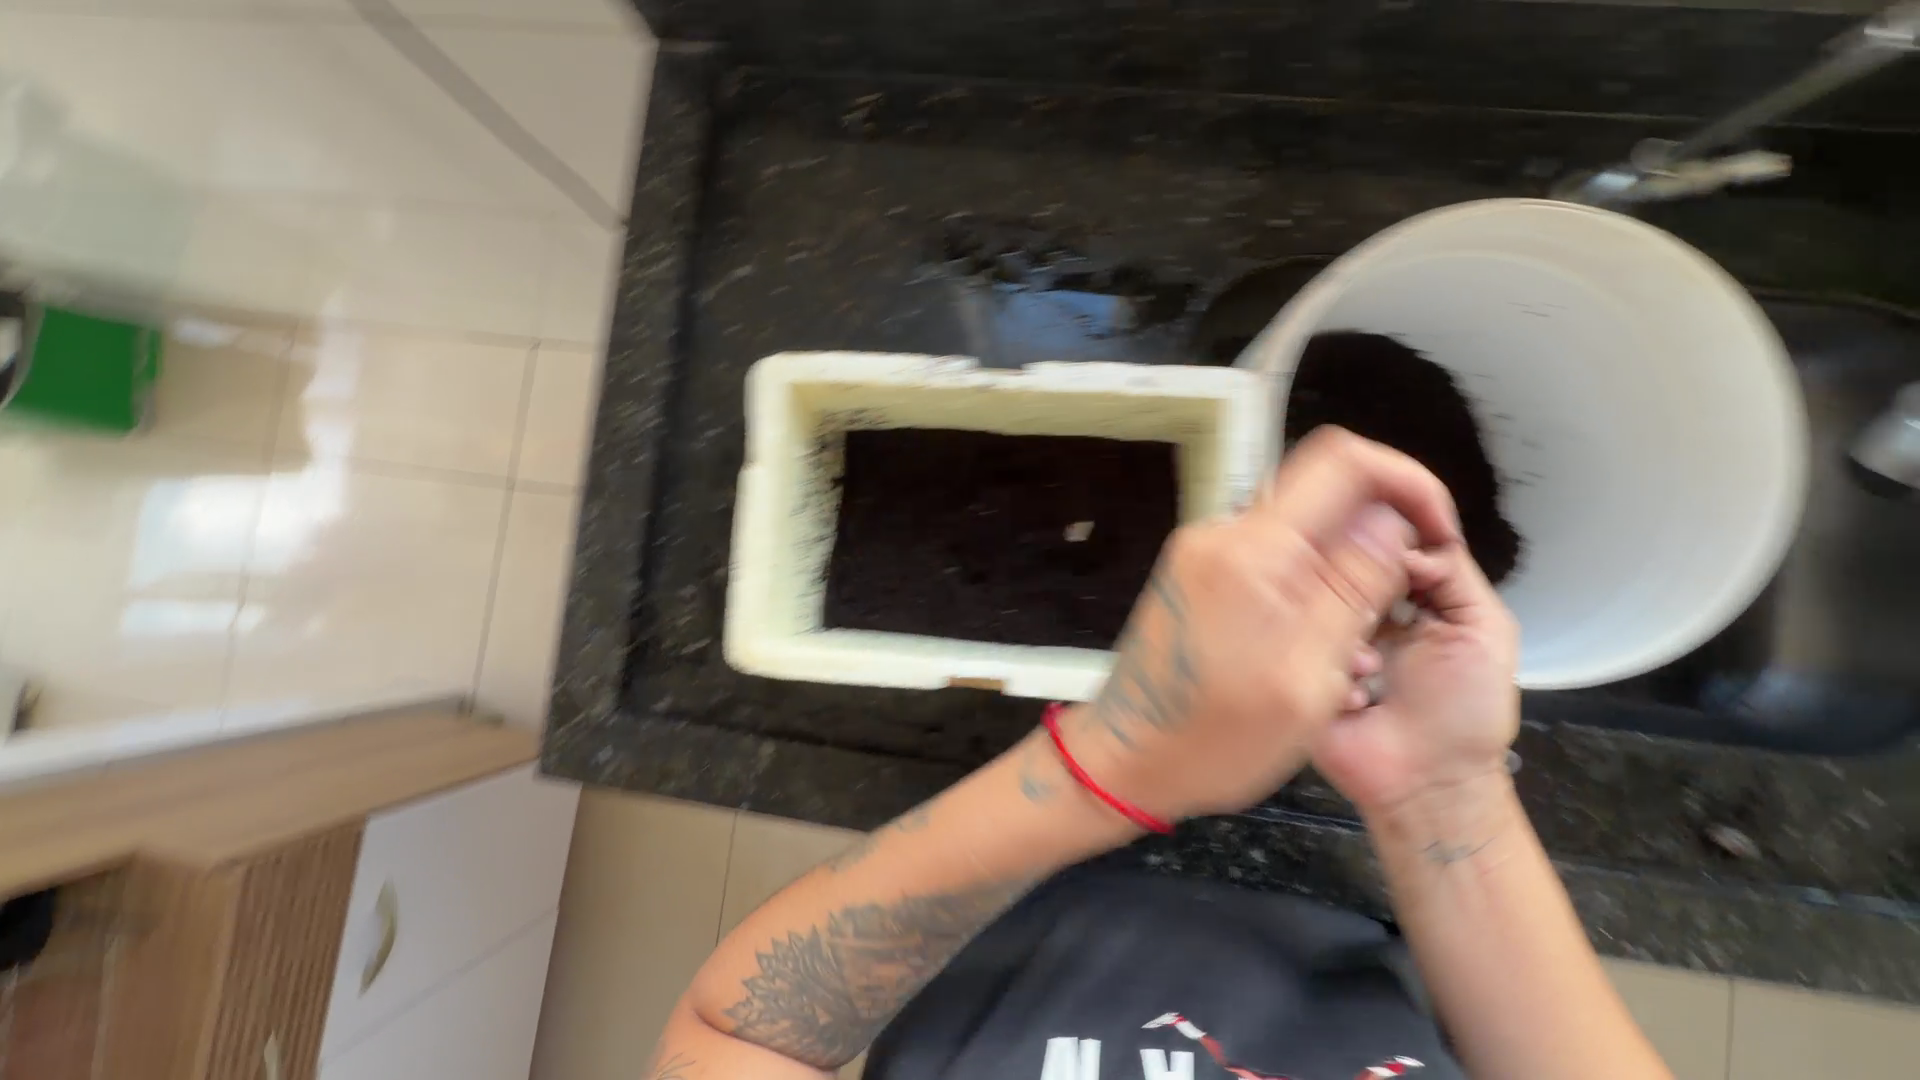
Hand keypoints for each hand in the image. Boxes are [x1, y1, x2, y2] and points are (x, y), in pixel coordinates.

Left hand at [1057, 428, 1461, 822]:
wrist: (1124, 759)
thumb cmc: (1213, 739)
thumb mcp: (1307, 676)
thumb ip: (1352, 588)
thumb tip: (1390, 519)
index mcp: (1251, 549)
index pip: (1344, 460)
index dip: (1406, 479)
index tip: (1435, 529)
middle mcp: (1220, 535)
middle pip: (1322, 493)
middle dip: (1375, 534)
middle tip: (1400, 600)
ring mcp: (1201, 555)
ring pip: (1299, 531)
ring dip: (1341, 571)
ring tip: (1356, 644)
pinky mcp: (1195, 579)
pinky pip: (1267, 560)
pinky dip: (1305, 588)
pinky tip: (1315, 646)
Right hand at [1312, 540, 1520, 818]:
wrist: (1430, 783)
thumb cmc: (1465, 709)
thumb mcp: (1484, 632)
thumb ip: (1455, 576)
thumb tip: (1404, 539)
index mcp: (1400, 599)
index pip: (1378, 547)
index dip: (1378, 540)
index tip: (1377, 546)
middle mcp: (1355, 613)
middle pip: (1340, 571)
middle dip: (1357, 590)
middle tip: (1376, 616)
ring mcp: (1321, 642)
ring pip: (1314, 609)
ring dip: (1348, 637)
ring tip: (1373, 673)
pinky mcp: (1297, 673)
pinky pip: (1299, 652)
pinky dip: (1332, 672)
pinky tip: (1356, 699)